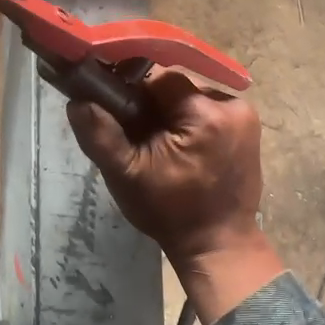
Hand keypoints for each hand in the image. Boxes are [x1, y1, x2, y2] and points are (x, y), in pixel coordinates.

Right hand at [68, 68, 283, 323]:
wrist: (218, 246)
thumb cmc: (170, 212)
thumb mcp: (125, 175)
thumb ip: (99, 134)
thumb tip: (76, 101)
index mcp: (206, 113)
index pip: (158, 78)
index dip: (132, 93)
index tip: (120, 117)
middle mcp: (232, 105)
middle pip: (176, 85)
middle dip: (152, 104)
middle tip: (136, 135)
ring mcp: (245, 116)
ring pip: (190, 95)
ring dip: (169, 111)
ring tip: (157, 144)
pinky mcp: (248, 128)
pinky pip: (206, 108)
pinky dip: (188, 120)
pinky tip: (178, 147)